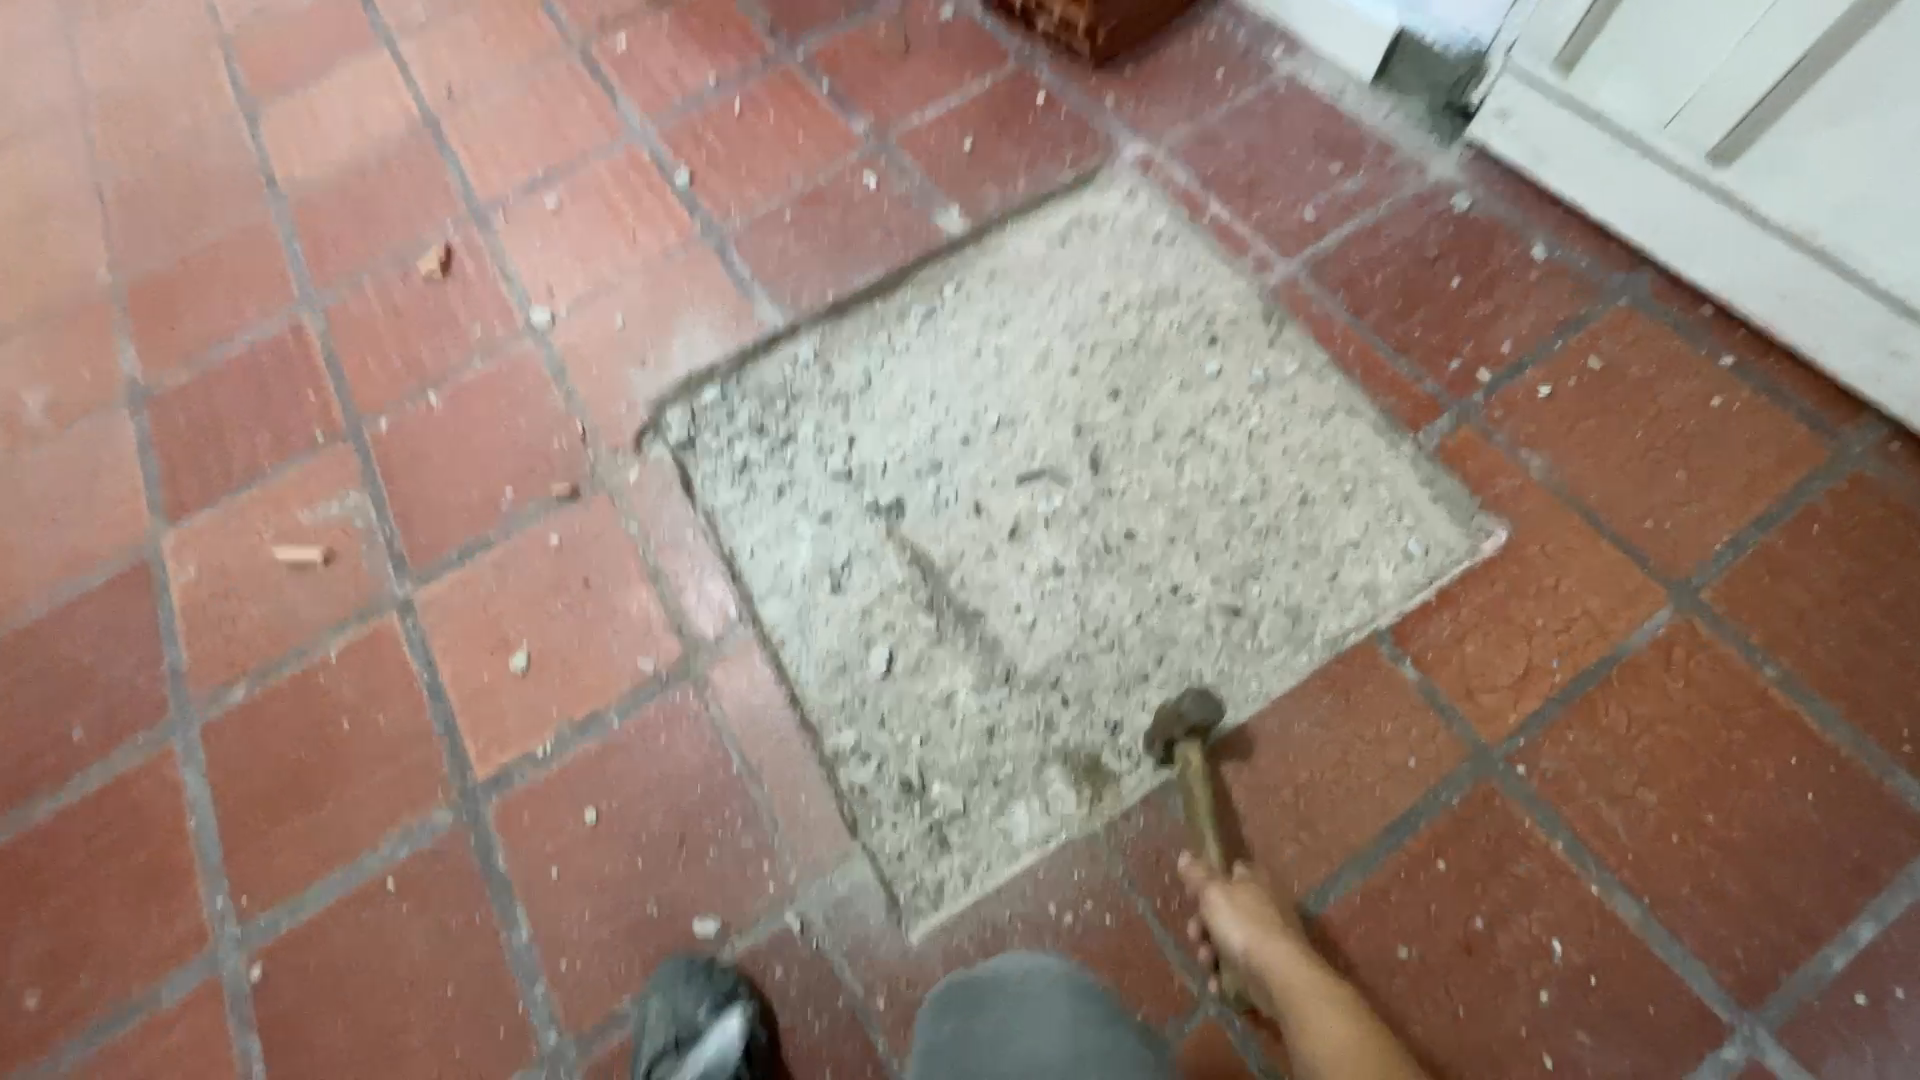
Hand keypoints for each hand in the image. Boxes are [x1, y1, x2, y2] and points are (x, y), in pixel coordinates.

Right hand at [1177, 852, 1307, 987]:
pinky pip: (1239, 967)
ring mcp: (1268, 938)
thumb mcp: (1212, 892)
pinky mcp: (1268, 968)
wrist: (1279, 976)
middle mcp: (1264, 905)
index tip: (1192, 892)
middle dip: (1203, 925)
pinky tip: (1217, 983)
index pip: (1233, 870)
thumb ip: (1197, 874)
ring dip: (1210, 953)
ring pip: (1228, 940)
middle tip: (1195, 934)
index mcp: (1254, 881)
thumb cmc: (1243, 925)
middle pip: (1225, 909)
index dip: (1210, 878)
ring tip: (1207, 963)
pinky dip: (1225, 975)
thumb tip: (1185, 854)